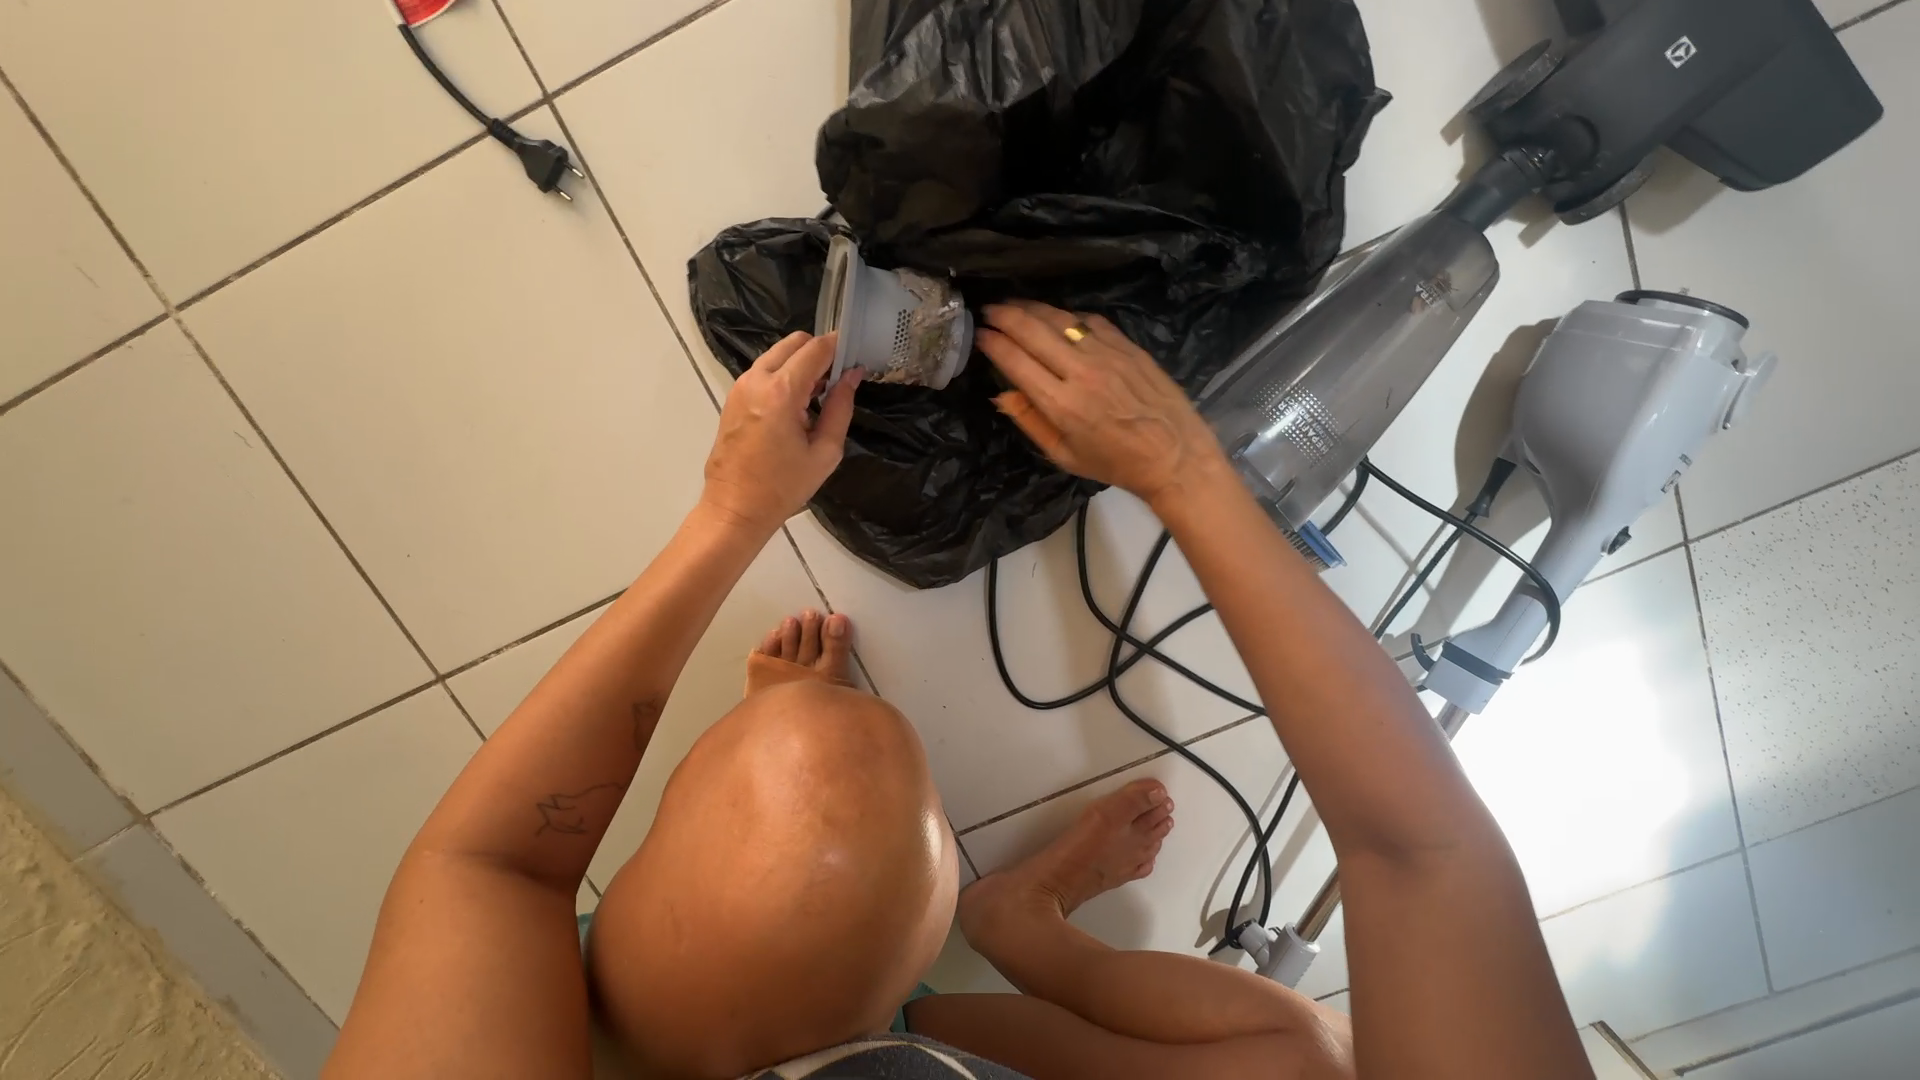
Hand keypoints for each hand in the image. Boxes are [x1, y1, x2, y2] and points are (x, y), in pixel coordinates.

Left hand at [701, 332, 859, 534]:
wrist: (736, 508)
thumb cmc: (784, 486)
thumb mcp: (825, 452)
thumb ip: (841, 407)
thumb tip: (852, 376)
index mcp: (782, 392)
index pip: (816, 349)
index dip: (839, 346)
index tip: (856, 354)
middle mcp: (757, 380)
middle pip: (794, 343)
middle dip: (818, 353)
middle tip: (837, 380)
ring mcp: (741, 386)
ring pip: (777, 355)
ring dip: (800, 365)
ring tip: (817, 398)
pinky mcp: (733, 397)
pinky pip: (764, 372)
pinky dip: (784, 376)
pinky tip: (796, 407)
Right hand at [977, 301, 1228, 508]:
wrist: (1173, 454)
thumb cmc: (1114, 462)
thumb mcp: (1064, 455)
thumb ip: (1030, 422)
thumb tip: (1001, 394)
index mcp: (1061, 404)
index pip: (1015, 361)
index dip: (992, 343)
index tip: (978, 334)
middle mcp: (1080, 371)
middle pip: (1032, 331)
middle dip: (1004, 316)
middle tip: (988, 310)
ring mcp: (1106, 353)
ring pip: (1059, 319)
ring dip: (1031, 308)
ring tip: (1013, 305)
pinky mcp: (1127, 345)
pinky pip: (1089, 321)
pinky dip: (1067, 316)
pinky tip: (1056, 317)